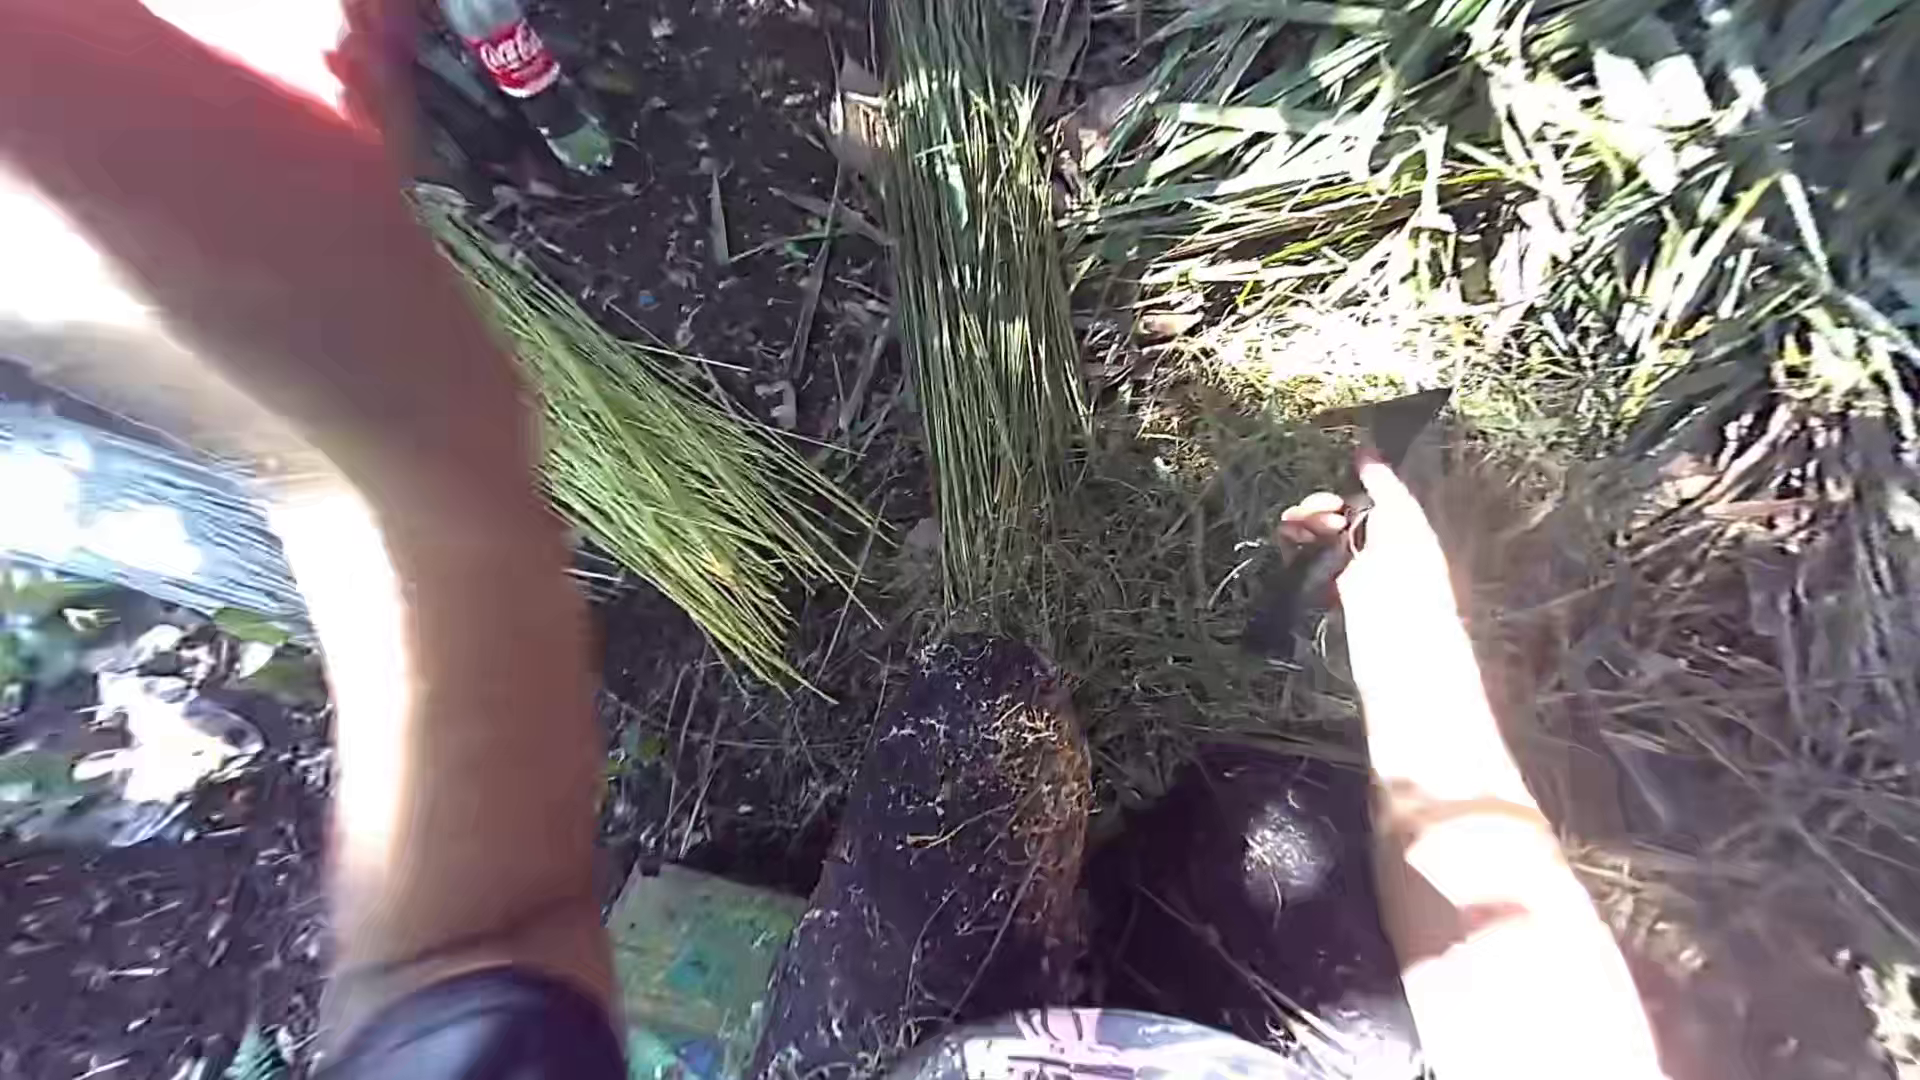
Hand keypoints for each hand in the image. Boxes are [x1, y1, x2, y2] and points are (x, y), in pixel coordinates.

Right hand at [1276, 452, 1457, 629]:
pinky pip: (1297, 551)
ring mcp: (1339, 559)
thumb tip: (1364, 450)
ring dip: (1303, 520)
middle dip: (1318, 506)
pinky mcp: (1318, 578)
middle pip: (1327, 511)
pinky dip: (1290, 539)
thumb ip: (1381, 481)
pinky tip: (1290, 534)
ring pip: (1309, 528)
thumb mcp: (1402, 510)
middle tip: (1326, 516)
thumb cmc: (1408, 557)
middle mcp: (1363, 539)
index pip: (1353, 497)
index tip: (1335, 497)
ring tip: (1303, 527)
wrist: (1393, 611)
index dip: (1340, 491)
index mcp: (1388, 522)